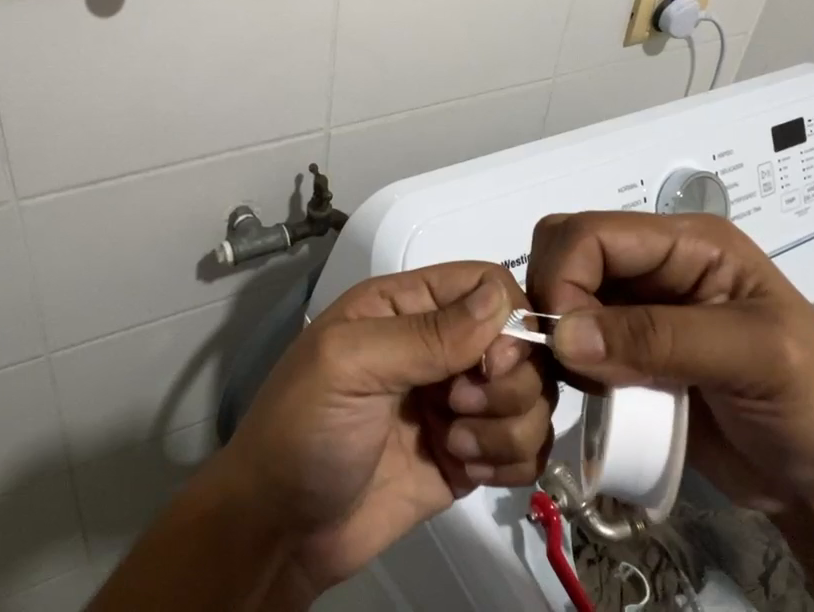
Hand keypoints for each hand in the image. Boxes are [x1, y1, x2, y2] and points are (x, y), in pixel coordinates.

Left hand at [217, 262, 554, 589]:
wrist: (281, 529)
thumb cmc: (302, 430)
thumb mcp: (349, 365)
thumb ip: (426, 333)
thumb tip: (498, 299)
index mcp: (404, 308)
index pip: (487, 285)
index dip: (508, 320)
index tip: (492, 364)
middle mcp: (437, 349)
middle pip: (520, 345)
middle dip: (508, 384)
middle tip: (459, 409)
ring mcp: (456, 405)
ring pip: (531, 399)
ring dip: (507, 428)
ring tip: (454, 447)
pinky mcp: (469, 457)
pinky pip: (525, 449)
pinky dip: (510, 462)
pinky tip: (466, 471)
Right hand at [526, 212, 813, 511]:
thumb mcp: (756, 359)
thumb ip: (658, 338)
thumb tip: (562, 335)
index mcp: (688, 244)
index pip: (590, 234)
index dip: (564, 278)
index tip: (568, 344)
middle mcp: (656, 268)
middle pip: (565, 253)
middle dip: (552, 301)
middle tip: (571, 362)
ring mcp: (639, 313)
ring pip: (560, 297)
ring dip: (556, 339)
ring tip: (589, 387)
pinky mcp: (628, 357)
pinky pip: (572, 344)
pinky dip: (565, 366)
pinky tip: (593, 397)